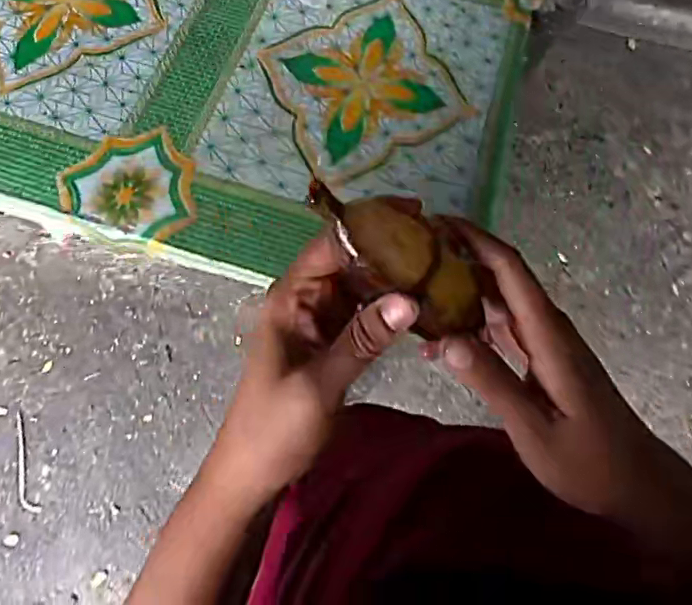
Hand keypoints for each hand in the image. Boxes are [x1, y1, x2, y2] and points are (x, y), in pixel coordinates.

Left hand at [204, 225, 419, 506]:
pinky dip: (394, 299)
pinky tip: (425, 295)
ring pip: (364, 279)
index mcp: (291, 297)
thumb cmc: (273, 431)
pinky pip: (369, 306)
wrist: (251, 481)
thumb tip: (411, 298)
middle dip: (392, 243)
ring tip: (440, 259)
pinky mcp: (336, 335)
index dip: (372, 222)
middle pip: (352, 255)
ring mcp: (323, 316)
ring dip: (397, 269)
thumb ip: (364, 339)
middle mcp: (307, 297)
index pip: (333, 242)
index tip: (415, 211)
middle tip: (439, 238)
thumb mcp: (319, 385)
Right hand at [433, 219, 676, 522]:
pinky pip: (504, 327)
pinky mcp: (542, 356)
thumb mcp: (534, 429)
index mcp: (547, 332)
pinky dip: (474, 324)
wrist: (633, 479)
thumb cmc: (588, 459)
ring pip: (499, 301)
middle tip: (414, 252)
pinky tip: (443, 337)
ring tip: (418, 287)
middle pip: (502, 276)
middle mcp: (546, 325)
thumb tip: (446, 337)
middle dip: (462, 256)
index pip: (510, 269)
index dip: (477, 239)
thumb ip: (493, 382)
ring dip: (463, 290)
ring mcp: (545, 340)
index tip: (440, 222)